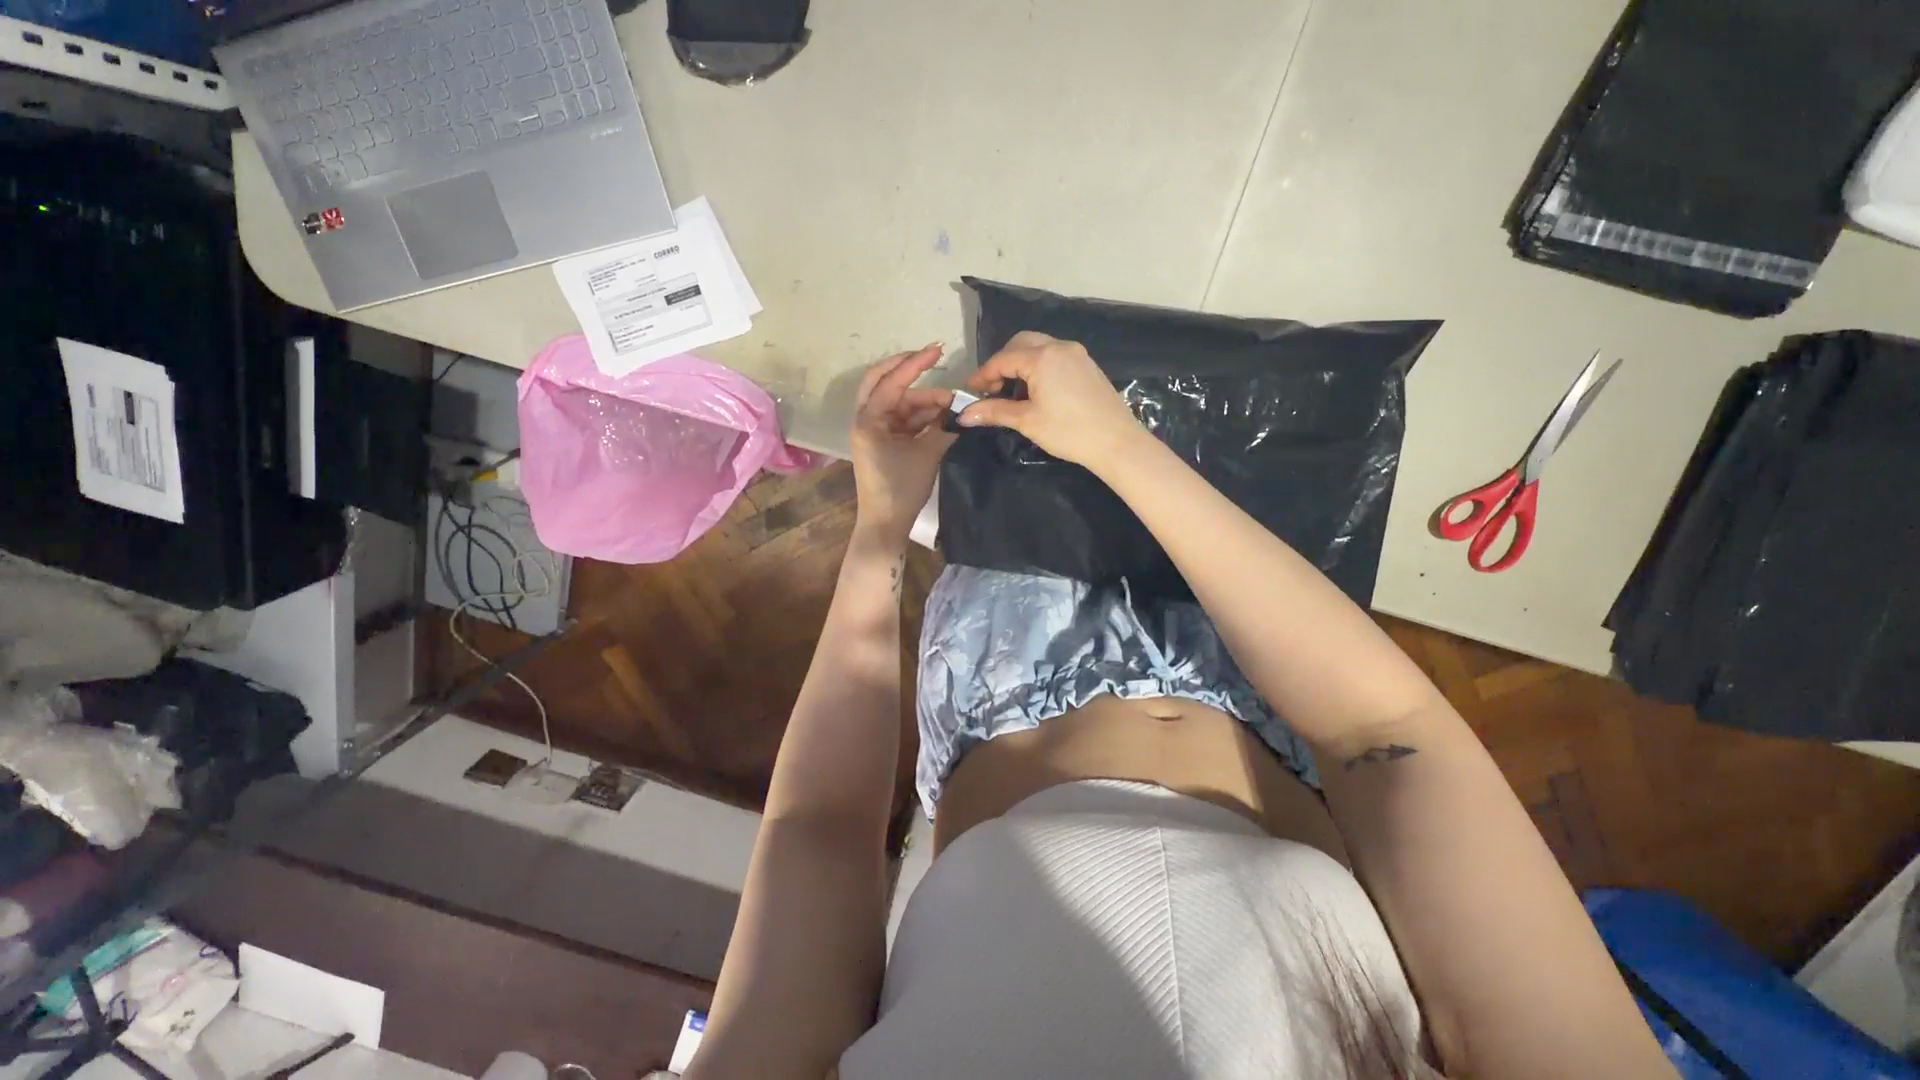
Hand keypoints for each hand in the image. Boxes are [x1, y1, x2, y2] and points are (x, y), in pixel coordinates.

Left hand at [849, 344, 955, 545]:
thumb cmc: (901, 489)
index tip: (938, 350)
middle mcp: (866, 420)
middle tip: (934, 358)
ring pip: (898, 402)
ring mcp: (874, 431)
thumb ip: (943, 426)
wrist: (886, 524)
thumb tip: (960, 409)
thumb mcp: (927, 454)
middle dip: (909, 369)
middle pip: (884, 382)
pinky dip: (922, 415)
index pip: (891, 381)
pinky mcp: (884, 443)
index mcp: (868, 420)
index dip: (915, 363)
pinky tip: (944, 416)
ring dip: (924, 400)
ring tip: (952, 404)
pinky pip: (903, 419)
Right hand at [956, 331, 1144, 466]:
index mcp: (1042, 357)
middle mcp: (1059, 347)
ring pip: (1039, 347)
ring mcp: (1077, 354)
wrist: (1116, 442)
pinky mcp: (1087, 365)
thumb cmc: (1068, 432)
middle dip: (1002, 363)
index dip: (983, 376)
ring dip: (1021, 363)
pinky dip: (1039, 366)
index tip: (970, 393)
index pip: (1002, 359)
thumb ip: (995, 412)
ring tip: (1013, 392)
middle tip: (992, 389)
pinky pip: (1055, 356)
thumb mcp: (1027, 421)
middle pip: (1021, 344)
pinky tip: (1037, 391)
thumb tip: (964, 414)